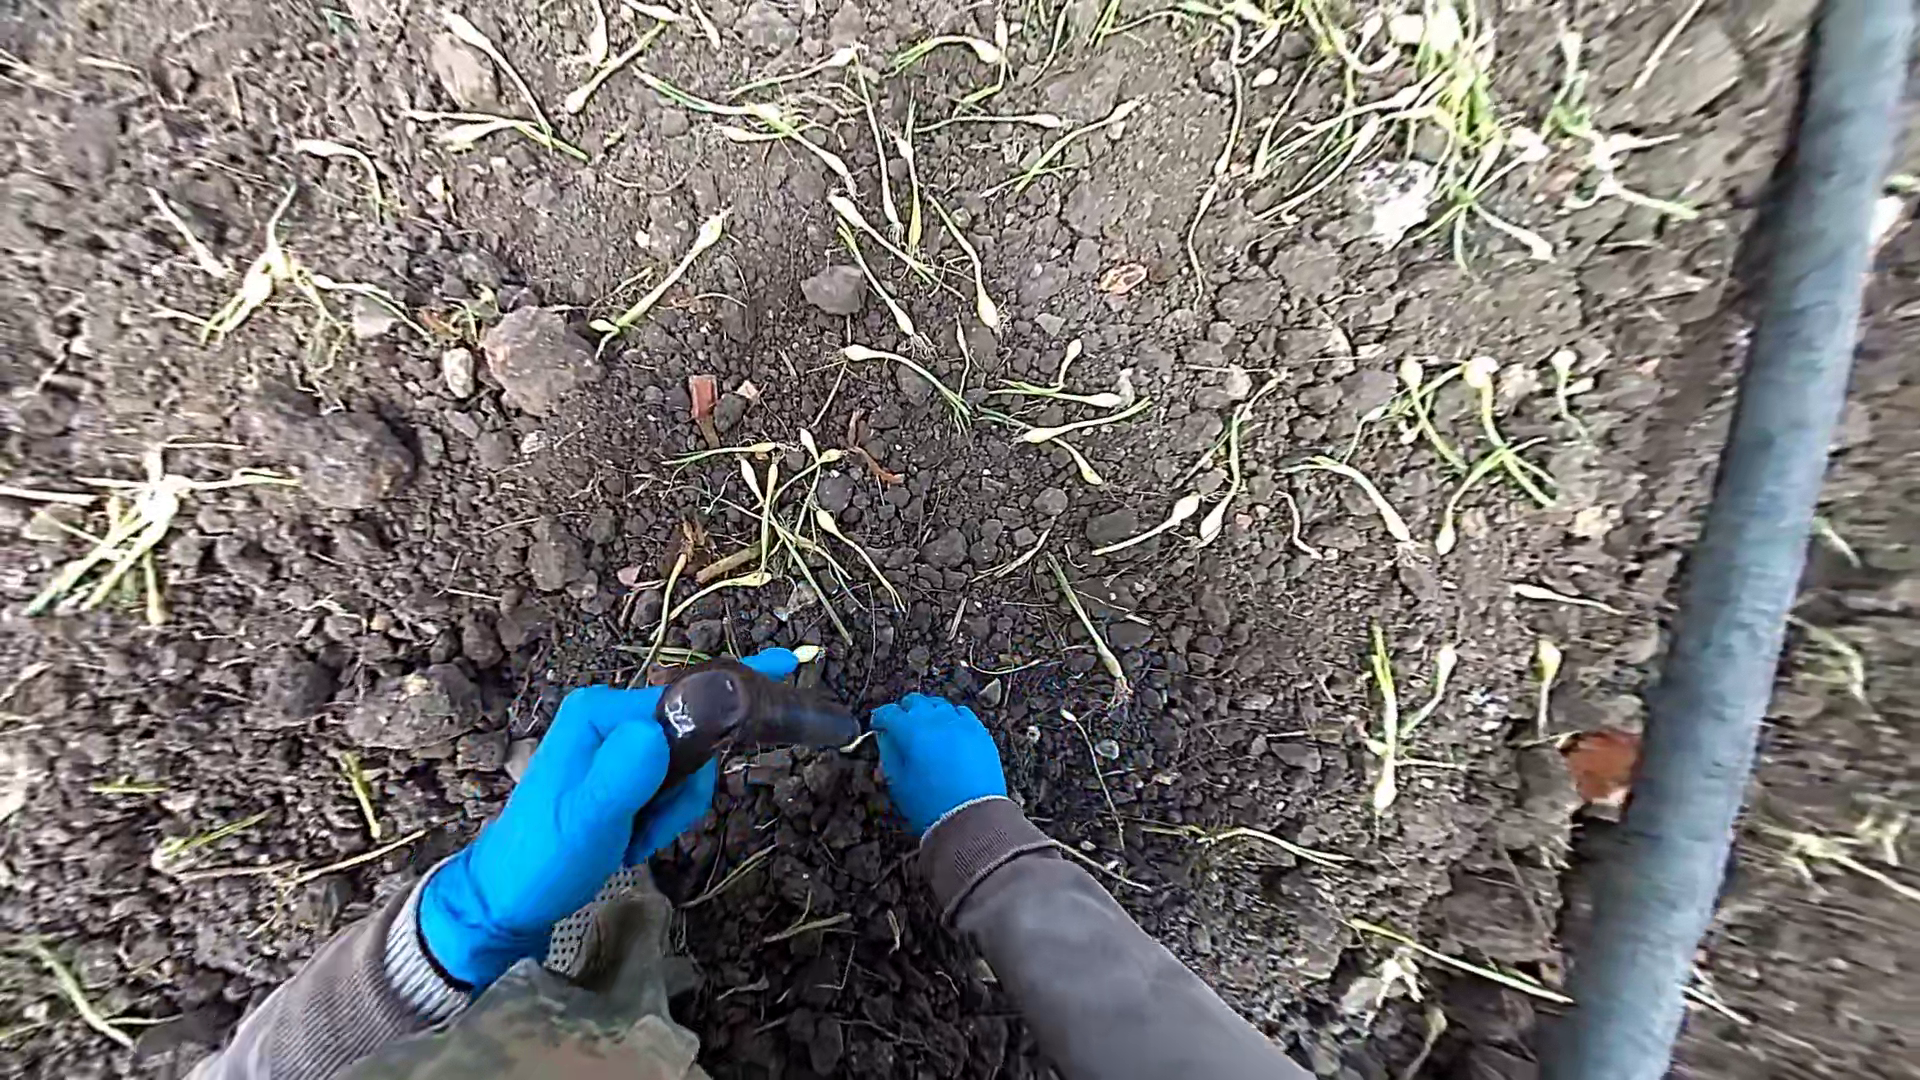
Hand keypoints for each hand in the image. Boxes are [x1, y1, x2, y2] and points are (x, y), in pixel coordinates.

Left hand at [419, 647, 799, 986]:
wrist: (507, 902)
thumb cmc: (542, 857)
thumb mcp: (584, 819)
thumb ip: (619, 776)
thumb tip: (657, 731)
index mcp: (604, 711)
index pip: (687, 695)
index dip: (733, 699)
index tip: (787, 663)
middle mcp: (618, 716)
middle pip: (698, 728)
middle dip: (692, 780)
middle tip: (661, 822)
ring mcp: (625, 742)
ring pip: (695, 759)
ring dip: (680, 802)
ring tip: (640, 836)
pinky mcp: (631, 767)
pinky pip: (680, 778)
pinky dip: (672, 810)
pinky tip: (639, 835)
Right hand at [870, 693, 1006, 835]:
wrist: (971, 817)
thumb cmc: (930, 805)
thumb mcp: (898, 783)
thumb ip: (888, 754)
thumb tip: (885, 737)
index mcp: (911, 731)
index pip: (889, 712)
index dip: (880, 718)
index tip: (879, 725)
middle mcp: (935, 720)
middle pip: (915, 701)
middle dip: (904, 710)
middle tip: (901, 725)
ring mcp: (959, 723)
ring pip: (939, 705)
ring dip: (928, 712)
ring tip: (925, 728)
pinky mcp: (978, 731)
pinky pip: (962, 714)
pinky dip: (952, 718)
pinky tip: (949, 730)